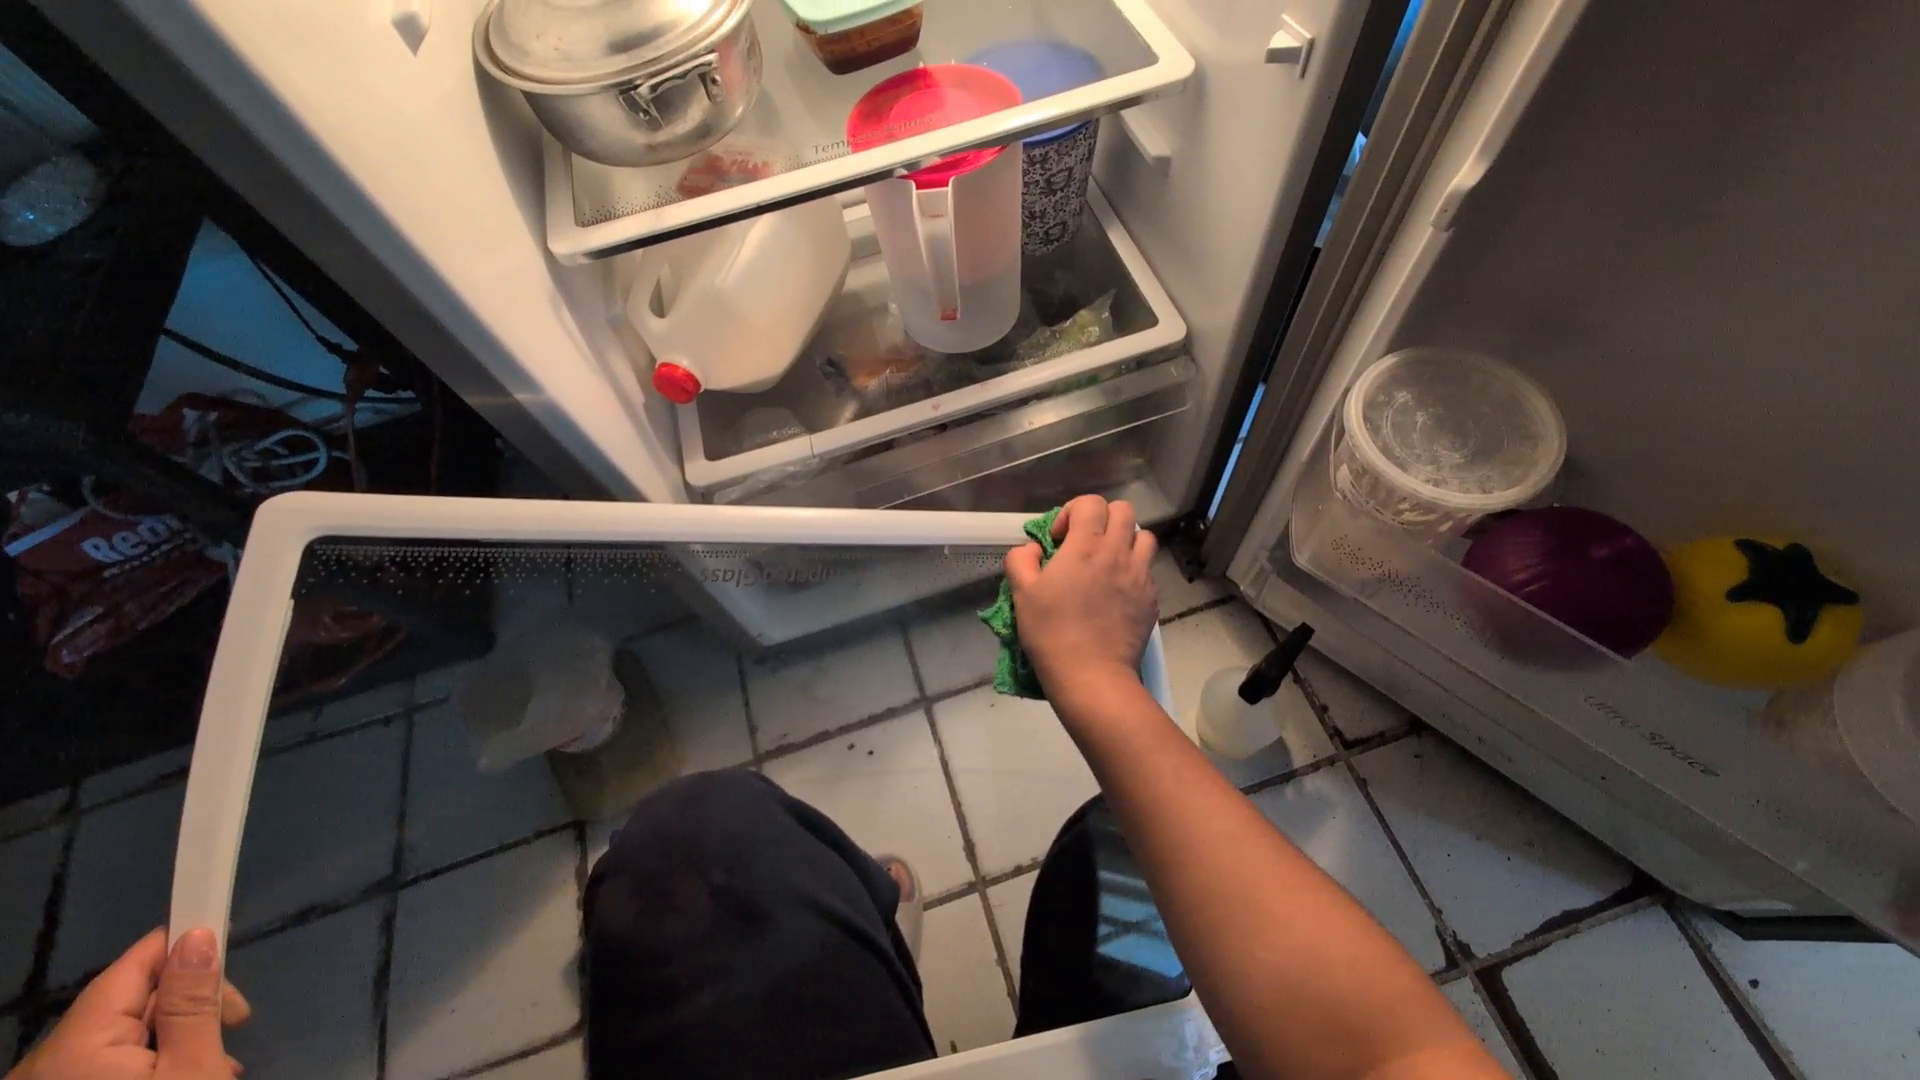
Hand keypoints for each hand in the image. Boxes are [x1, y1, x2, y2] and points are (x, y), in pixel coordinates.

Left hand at [10, 929, 249, 1079]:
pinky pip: (100, 1066)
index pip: (134, 964)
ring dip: (174, 1036)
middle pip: (129, 1000)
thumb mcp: (192, 1069)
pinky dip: (146, 1064)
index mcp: (76, 1044)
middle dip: (190, 1003)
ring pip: (119, 1035)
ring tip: (213, 1065)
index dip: (183, 946)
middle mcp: (42, 1063)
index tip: (229, 957)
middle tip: (237, 1025)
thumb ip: (195, 1001)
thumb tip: (198, 935)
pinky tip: (182, 1078)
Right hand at [1005, 496, 1158, 712]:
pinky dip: (1133, 572)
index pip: (1090, 503)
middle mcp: (1118, 553)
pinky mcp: (1151, 599)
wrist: (1092, 675)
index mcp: (1086, 546)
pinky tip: (1116, 594)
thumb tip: (1033, 549)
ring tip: (1107, 564)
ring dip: (1125, 541)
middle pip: (1123, 511)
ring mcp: (1140, 576)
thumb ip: (1021, 560)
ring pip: (1144, 537)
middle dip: (1102, 519)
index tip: (1060, 539)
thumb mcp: (1021, 594)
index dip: (1072, 512)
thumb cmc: (1051, 632)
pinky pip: (1147, 571)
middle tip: (1084, 545)